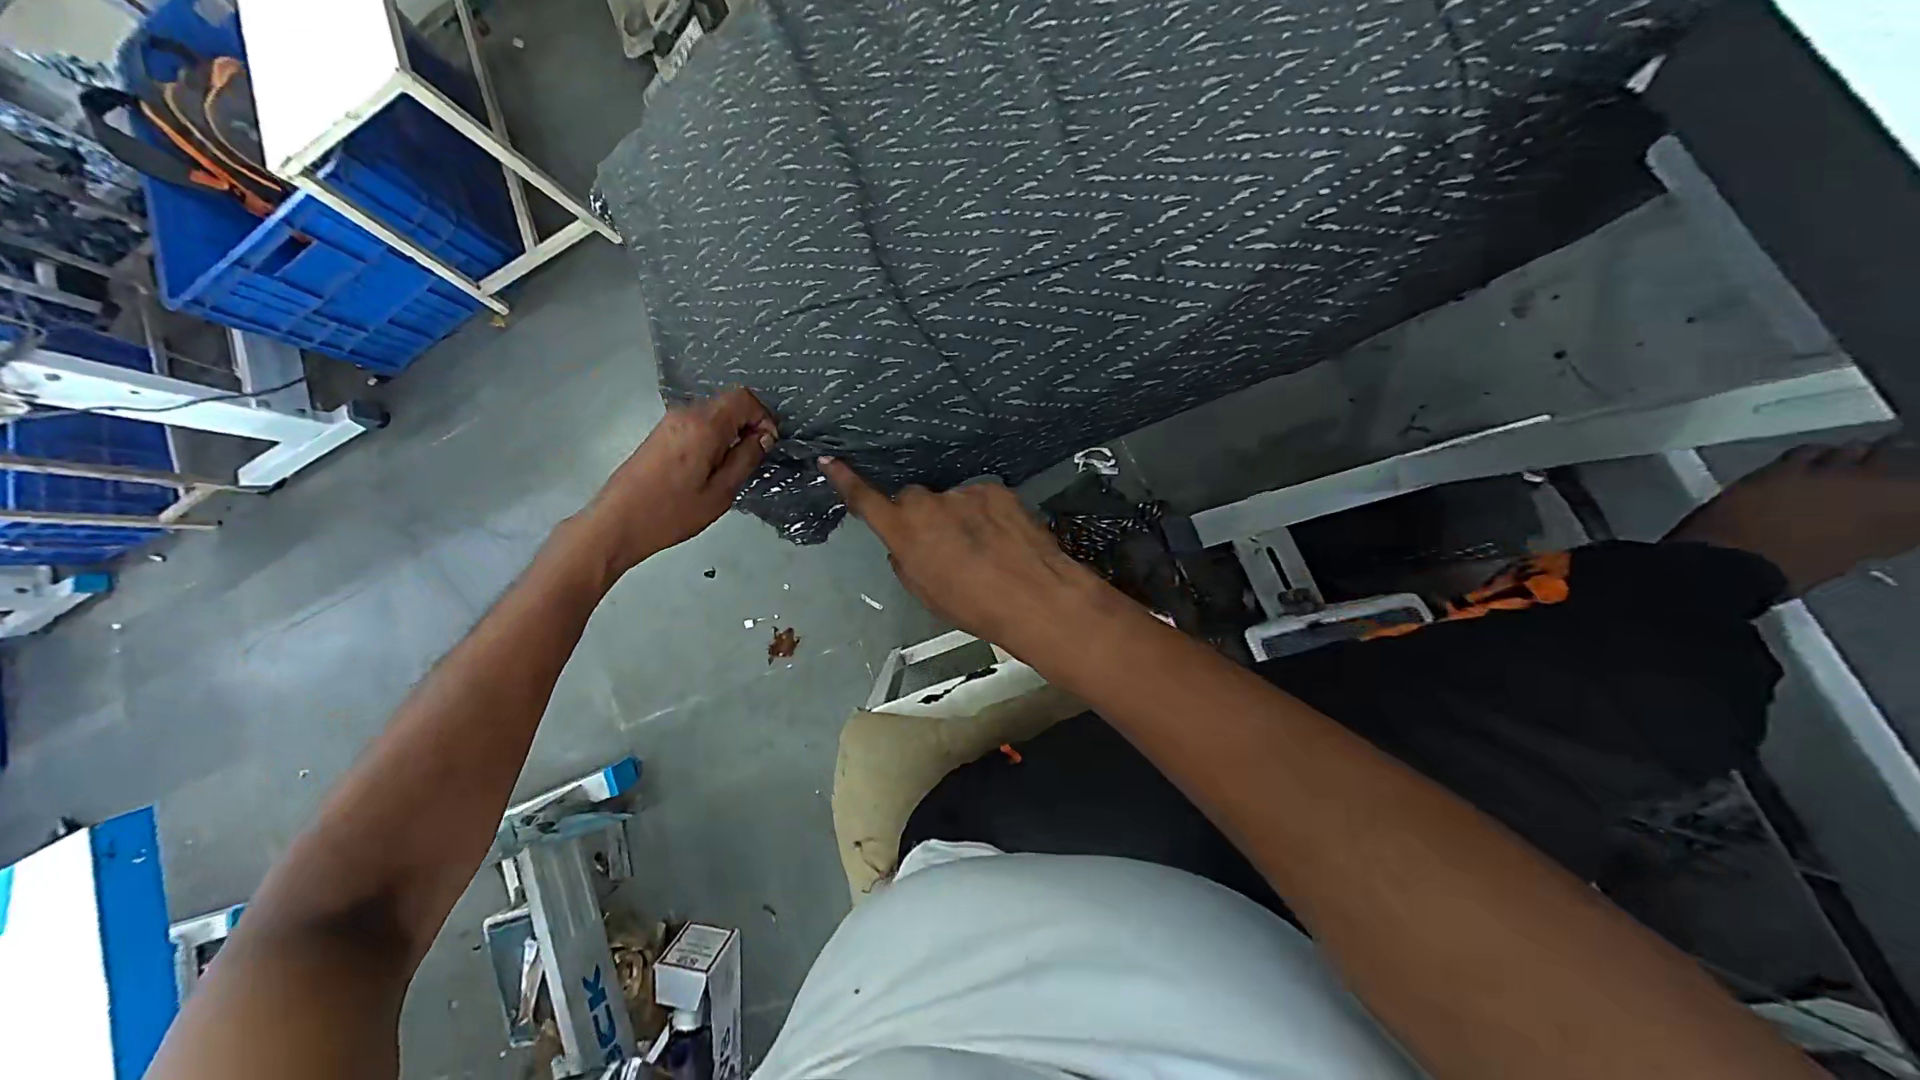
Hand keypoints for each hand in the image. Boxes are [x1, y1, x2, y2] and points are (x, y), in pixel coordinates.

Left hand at [587, 389, 777, 569]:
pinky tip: (710, 469)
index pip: (744, 398)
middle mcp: (685, 415)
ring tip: (730, 469)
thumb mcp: (721, 492)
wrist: (618, 522)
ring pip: (714, 414)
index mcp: (703, 425)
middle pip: (729, 403)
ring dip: (730, 434)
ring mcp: (670, 422)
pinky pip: (697, 425)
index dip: (763, 417)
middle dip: (748, 426)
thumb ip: (746, 458)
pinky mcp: (661, 434)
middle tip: (752, 459)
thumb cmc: (669, 513)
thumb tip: (763, 439)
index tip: (767, 444)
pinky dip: (713, 439)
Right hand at [819, 456, 1117, 651]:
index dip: (845, 480)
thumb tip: (904, 545)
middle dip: (922, 517)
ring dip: (959, 517)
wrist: (1034, 595)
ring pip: (951, 500)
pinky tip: (1003, 537)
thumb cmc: (974, 606)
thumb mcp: (926, 594)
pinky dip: (986, 514)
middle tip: (945, 547)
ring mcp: (963, 492)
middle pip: (913, 501)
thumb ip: (906, 562)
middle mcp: (928, 503)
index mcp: (904, 531)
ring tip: (984, 549)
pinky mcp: (994, 488)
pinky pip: (979, 499)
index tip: (829, 460)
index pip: (865, 500)